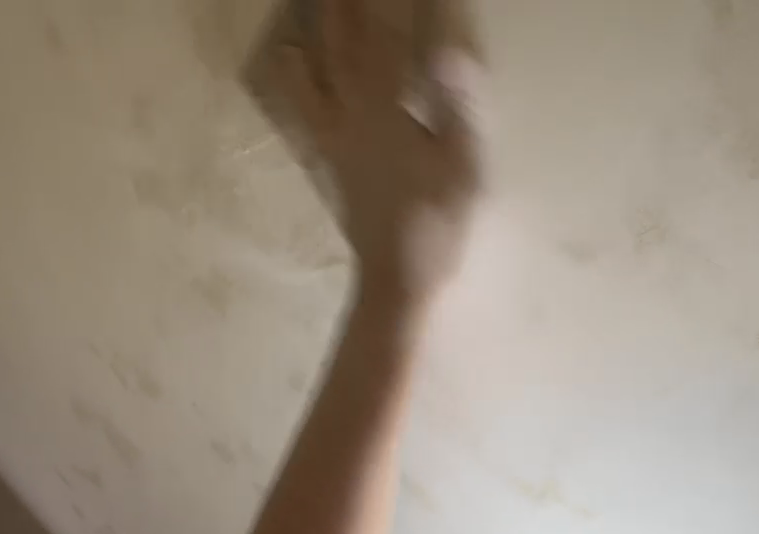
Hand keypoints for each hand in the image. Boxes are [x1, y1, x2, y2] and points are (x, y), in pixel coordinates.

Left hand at [285, 0, 482, 302]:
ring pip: (310, 85)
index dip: (391, 2)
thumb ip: (456, 106)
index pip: (387, 38)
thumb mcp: (464, 167)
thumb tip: (448, 50)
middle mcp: (351, 118)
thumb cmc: (437, 225)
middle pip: (340, 50)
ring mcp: (334, 144)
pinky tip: (295, 86)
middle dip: (341, 10)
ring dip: (303, 50)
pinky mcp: (330, 169)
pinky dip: (296, 95)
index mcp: (386, 111)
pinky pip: (306, 121)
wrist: (397, 280)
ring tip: (294, 26)